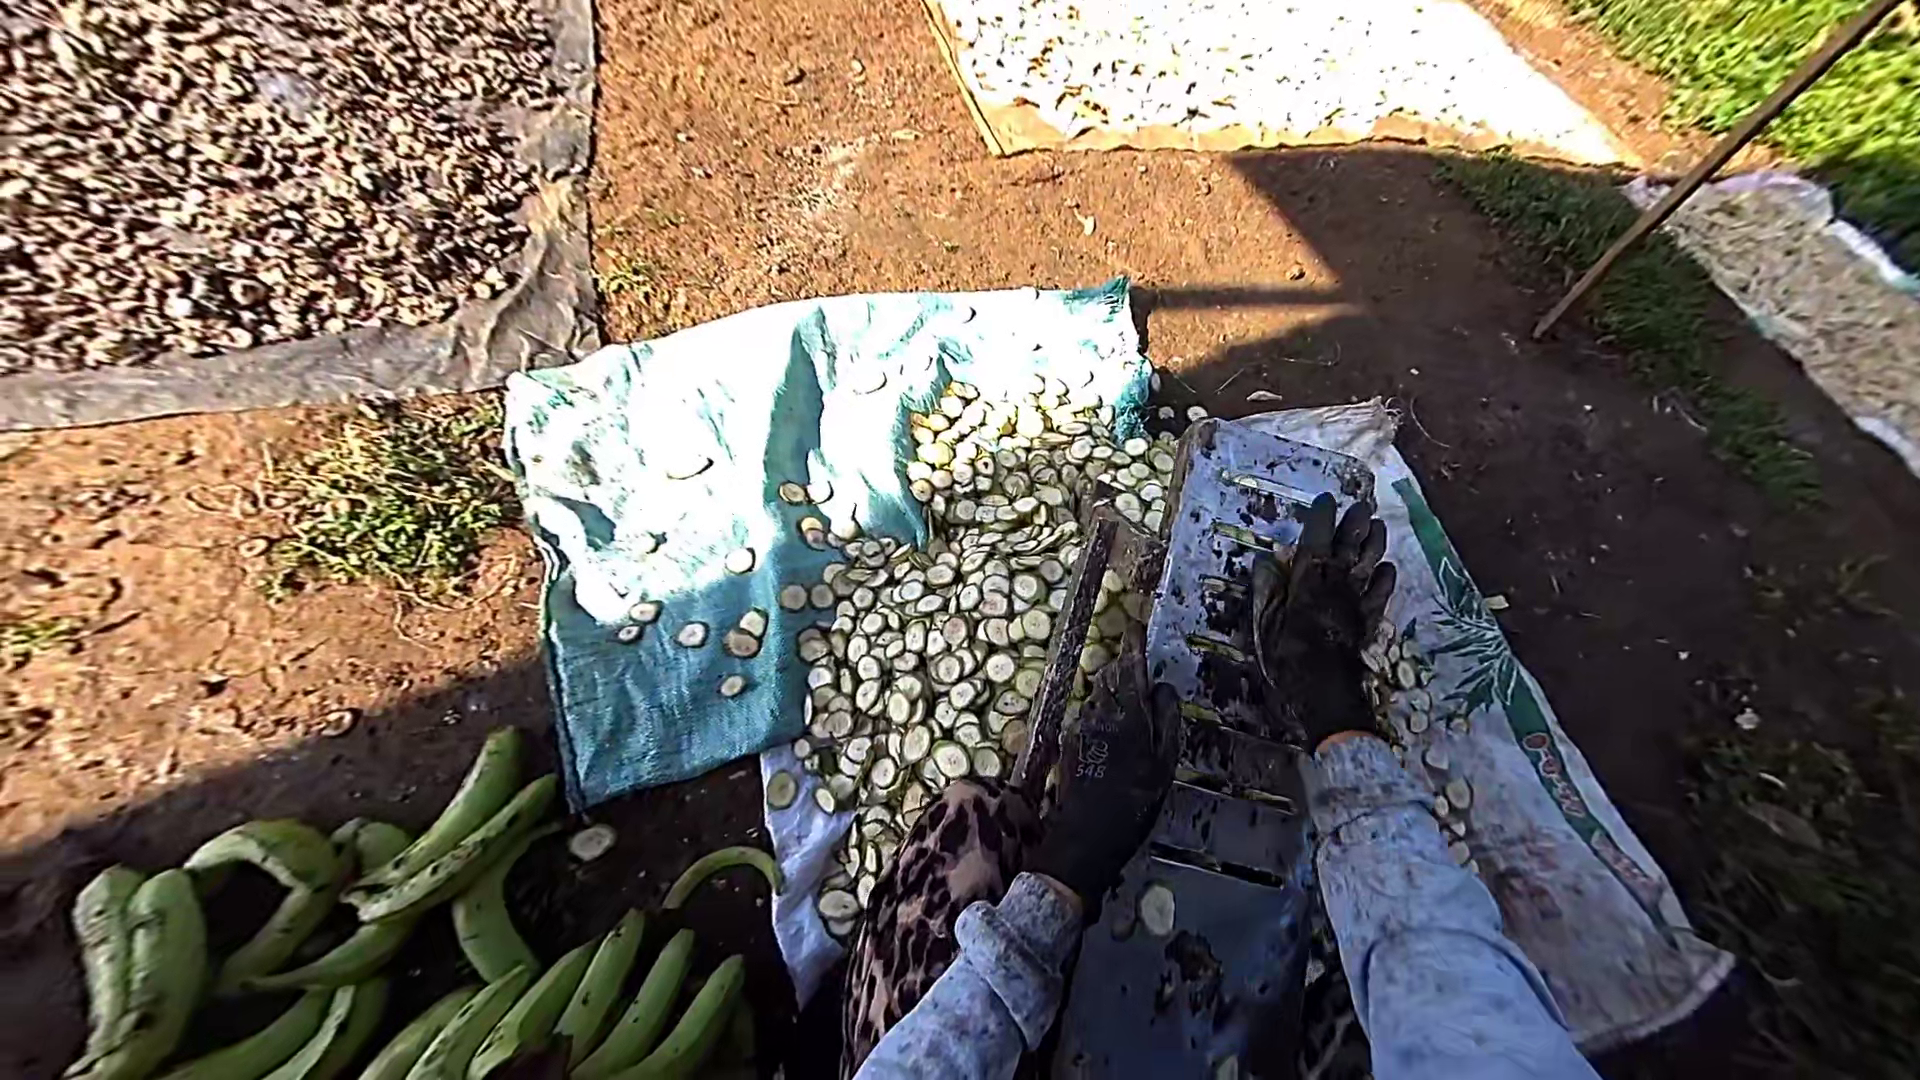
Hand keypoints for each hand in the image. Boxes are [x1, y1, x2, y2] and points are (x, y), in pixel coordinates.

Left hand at [1028, 636, 1178, 916]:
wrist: (1087, 831)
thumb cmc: (1135, 800)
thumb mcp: (1164, 764)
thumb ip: (1166, 719)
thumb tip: (1162, 686)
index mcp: (1128, 714)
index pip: (1130, 667)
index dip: (1133, 644)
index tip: (1136, 624)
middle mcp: (1100, 711)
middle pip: (1110, 674)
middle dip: (1123, 668)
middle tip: (1139, 677)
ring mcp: (1080, 722)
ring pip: (1098, 693)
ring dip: (1112, 692)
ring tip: (1129, 714)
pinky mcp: (1068, 736)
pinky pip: (1088, 713)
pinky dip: (1101, 714)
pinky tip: (1111, 739)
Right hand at [1250, 493, 1395, 748]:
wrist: (1323, 690)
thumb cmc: (1286, 655)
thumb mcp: (1264, 622)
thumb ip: (1267, 588)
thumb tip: (1266, 559)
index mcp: (1308, 581)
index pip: (1316, 541)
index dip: (1322, 519)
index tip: (1326, 500)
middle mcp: (1336, 585)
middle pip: (1349, 548)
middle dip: (1355, 524)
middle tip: (1361, 506)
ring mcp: (1356, 602)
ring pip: (1370, 565)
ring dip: (1375, 544)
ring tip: (1379, 525)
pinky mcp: (1368, 621)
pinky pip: (1380, 594)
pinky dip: (1384, 579)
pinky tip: (1388, 569)